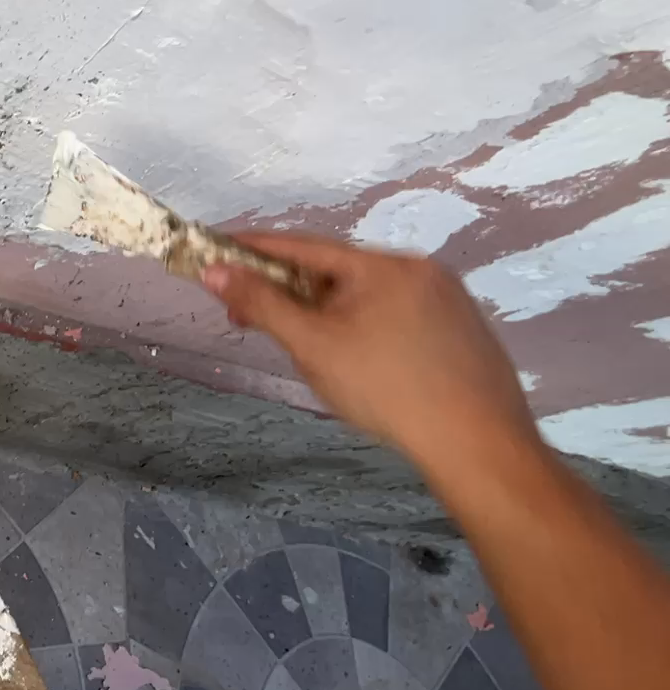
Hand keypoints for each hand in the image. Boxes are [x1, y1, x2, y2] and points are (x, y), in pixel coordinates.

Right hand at [200, 234, 538, 462]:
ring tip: (287, 335)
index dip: (251, 247)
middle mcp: (418, 270)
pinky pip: (383, 308)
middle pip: (330, 267)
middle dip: (279, 286)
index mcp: (384, 267)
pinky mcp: (453, 326)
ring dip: (311, 305)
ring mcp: (443, 298)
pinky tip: (336, 347)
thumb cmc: (384, 387)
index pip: (301, 245)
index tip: (212, 250)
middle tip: (241, 313)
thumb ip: (259, 302)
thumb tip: (213, 270)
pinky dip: (346, 317)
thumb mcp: (309, 343)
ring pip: (356, 290)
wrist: (477, 444)